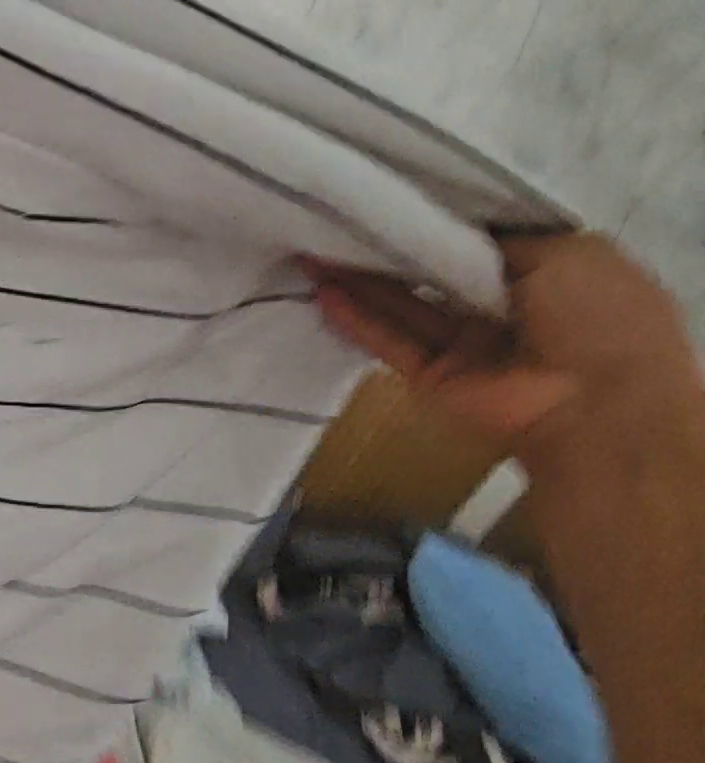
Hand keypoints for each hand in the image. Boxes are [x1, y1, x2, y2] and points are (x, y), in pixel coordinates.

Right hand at [302, 233, 696, 476]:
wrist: (594, 403)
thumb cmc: (600, 316)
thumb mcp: (567, 255)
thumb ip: (501, 243)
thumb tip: (447, 236)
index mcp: (543, 274)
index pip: (476, 246)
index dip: (434, 227)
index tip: (392, 206)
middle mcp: (499, 307)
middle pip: (430, 276)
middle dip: (386, 254)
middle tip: (337, 230)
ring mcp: (461, 345)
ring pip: (402, 308)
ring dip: (359, 285)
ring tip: (315, 258)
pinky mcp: (428, 375)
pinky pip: (389, 342)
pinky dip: (357, 321)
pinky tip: (325, 296)